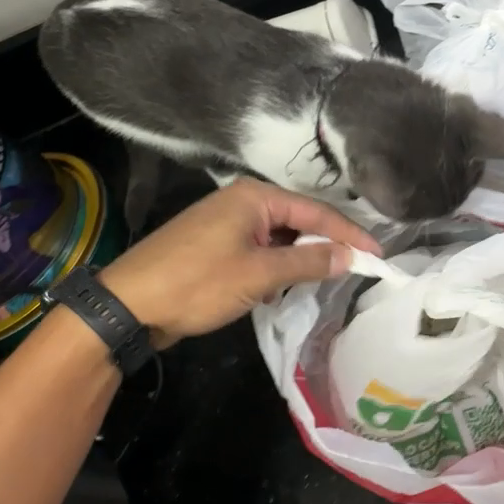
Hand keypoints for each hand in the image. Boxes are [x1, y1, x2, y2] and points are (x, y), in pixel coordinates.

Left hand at [99, 179, 379, 347]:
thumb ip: (308, 261)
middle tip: (357, 267)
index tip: (378, 256)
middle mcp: (243, 199)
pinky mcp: (214, 244)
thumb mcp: (259, 275)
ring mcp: (226, 222)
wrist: (125, 307)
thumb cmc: (197, 283)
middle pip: (300, 219)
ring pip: (280, 236)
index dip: (350, 234)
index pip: (318, 211)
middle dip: (327, 244)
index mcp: (256, 196)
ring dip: (299, 257)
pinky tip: (280, 288)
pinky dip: (275, 265)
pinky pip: (259, 248)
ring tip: (324, 279)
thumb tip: (350, 256)